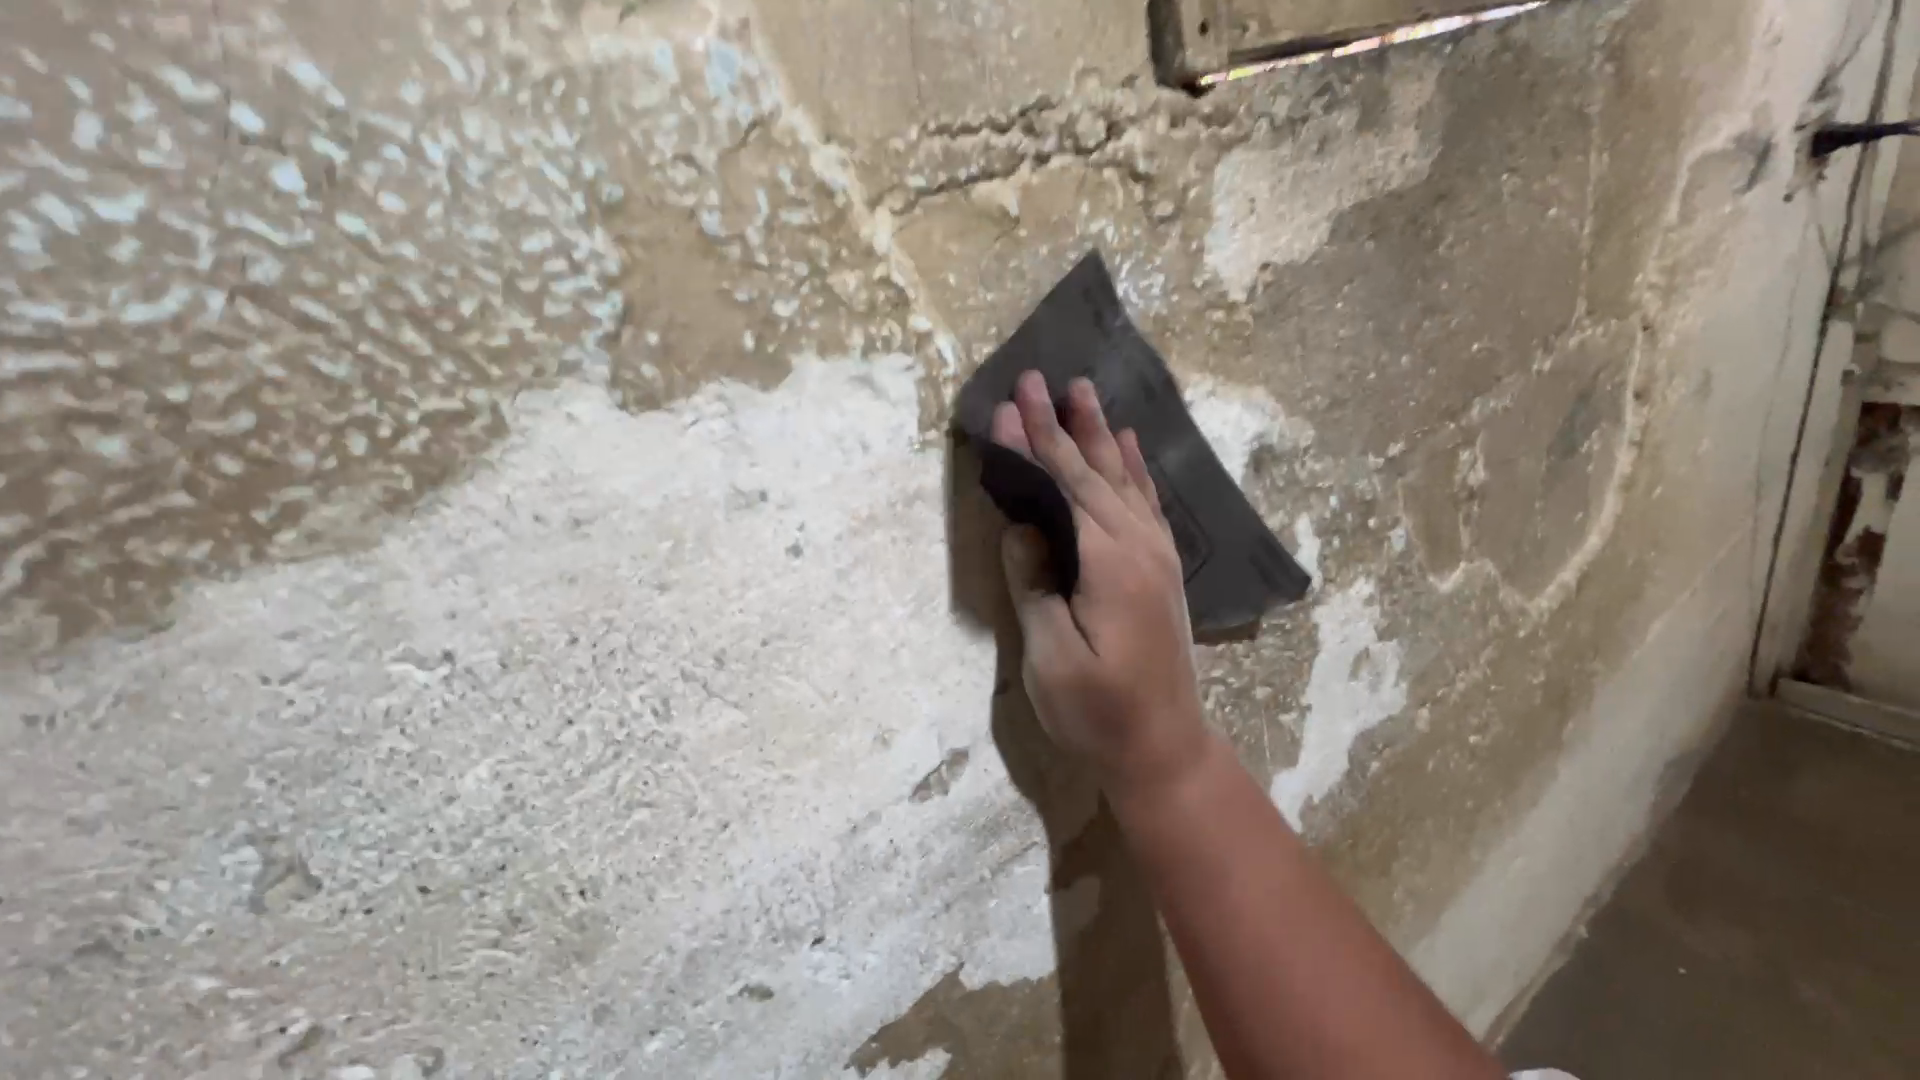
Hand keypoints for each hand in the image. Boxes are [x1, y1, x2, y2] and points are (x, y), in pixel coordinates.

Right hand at [992, 370, 1212, 798]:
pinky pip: (1148, 501)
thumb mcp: (1050, 657)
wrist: (1163, 747)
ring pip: (1123, 478)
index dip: (1031, 446)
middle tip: (1035, 377)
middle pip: (1092, 472)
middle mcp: (1139, 546)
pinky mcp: (1163, 569)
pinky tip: (1128, 446)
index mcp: (1109, 563)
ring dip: (1099, 433)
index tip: (1005, 404)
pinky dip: (1134, 467)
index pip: (1062, 488)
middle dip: (1059, 424)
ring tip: (1082, 390)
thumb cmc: (1097, 711)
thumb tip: (1022, 524)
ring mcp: (1157, 555)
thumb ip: (1035, 583)